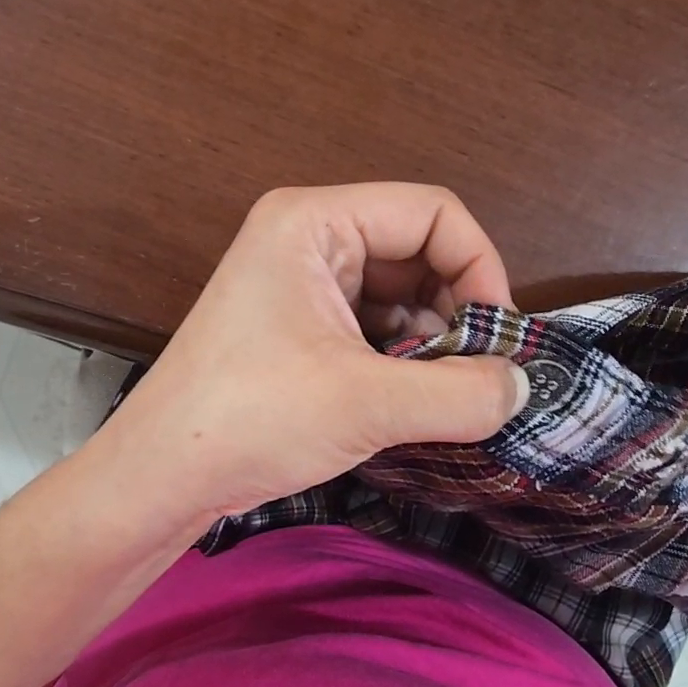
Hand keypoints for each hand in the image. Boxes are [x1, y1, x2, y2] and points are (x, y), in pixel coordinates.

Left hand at [96, 183, 530, 529]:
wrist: (163, 474)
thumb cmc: (251, 419)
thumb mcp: (368, 403)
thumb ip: (461, 393)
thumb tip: (524, 388)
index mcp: (312, 222)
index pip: (432, 212)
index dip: (480, 267)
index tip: (498, 339)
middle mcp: (301, 237)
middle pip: (413, 249)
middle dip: (452, 310)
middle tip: (472, 374)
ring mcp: (291, 282)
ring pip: (391, 292)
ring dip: (426, 341)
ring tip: (434, 393)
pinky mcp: (288, 325)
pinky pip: (364, 323)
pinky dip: (395, 357)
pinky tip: (404, 399)